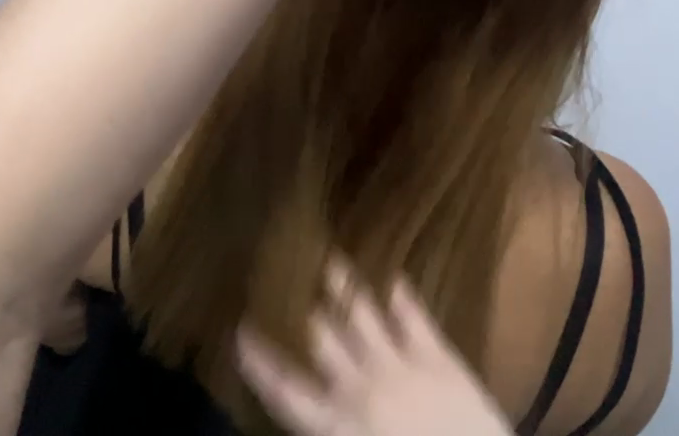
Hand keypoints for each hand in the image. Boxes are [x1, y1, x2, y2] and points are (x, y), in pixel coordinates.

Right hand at [235, 261, 514, 435]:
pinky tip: (394, 276)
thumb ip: (327, 424)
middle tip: (287, 278)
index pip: (285, 388)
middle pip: (322, 339)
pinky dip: (402, 296)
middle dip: (304, 310)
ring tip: (331, 260)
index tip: (240, 330)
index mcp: (335, 424)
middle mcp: (359, 387)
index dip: (259, 360)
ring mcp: (400, 367)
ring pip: (362, 317)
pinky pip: (414, 318)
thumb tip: (308, 409)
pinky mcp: (438, 357)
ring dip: (345, 288)